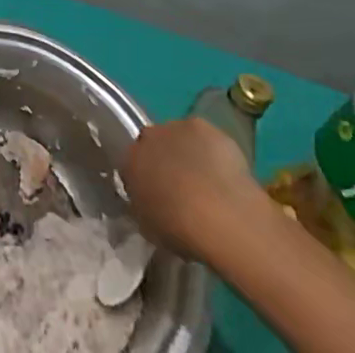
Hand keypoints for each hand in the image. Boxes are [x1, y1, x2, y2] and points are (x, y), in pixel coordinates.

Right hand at [121, 117, 262, 262]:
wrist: (218, 213)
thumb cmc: (178, 228)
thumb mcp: (149, 227)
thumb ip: (145, 207)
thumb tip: (150, 203)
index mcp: (130, 161)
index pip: (133, 164)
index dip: (146, 178)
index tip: (158, 194)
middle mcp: (148, 137)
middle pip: (155, 144)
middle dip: (165, 160)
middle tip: (182, 186)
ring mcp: (177, 127)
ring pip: (180, 137)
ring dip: (189, 153)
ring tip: (208, 181)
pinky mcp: (206, 127)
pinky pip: (206, 139)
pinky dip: (212, 151)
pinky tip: (224, 173)